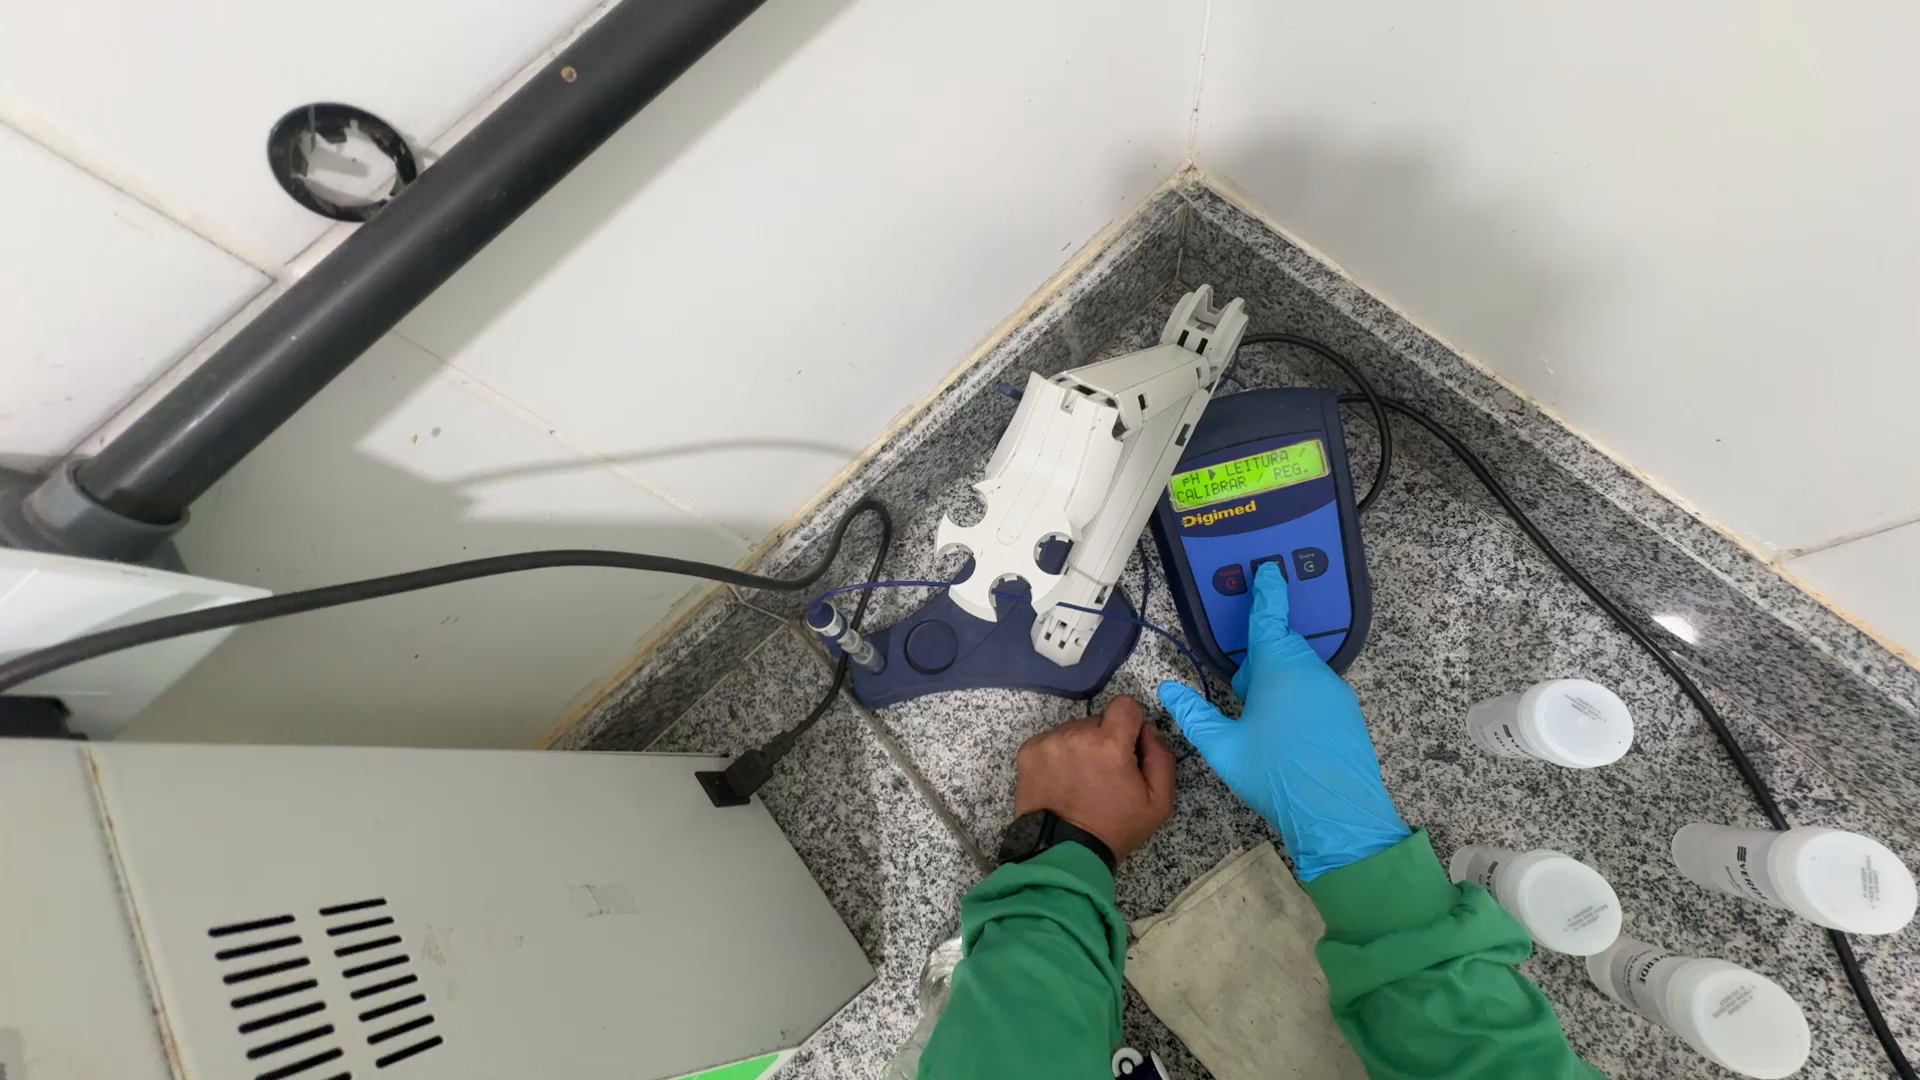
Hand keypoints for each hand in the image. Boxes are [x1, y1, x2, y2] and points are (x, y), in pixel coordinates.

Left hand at [1013, 694, 1176, 862]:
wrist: (1064, 852)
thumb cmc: (1114, 827)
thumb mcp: (1158, 802)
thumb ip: (1161, 757)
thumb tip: (1149, 729)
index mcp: (1109, 743)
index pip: (1125, 704)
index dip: (1131, 723)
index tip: (1128, 746)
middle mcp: (1076, 733)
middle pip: (1099, 720)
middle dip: (1105, 740)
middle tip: (1104, 774)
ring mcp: (1049, 741)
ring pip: (1075, 730)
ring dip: (1081, 747)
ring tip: (1080, 781)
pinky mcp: (1028, 750)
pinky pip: (1052, 741)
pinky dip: (1059, 755)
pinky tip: (1061, 781)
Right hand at [1157, 562, 1408, 879]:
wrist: (1339, 818)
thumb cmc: (1275, 776)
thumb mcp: (1222, 746)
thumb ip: (1193, 713)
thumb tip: (1169, 690)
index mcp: (1279, 669)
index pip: (1269, 618)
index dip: (1266, 591)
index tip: (1267, 569)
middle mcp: (1311, 672)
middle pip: (1280, 646)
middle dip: (1258, 659)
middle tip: (1239, 693)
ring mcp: (1335, 693)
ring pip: (1298, 669)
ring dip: (1275, 679)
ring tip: (1259, 719)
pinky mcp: (1347, 714)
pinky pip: (1315, 688)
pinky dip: (1295, 695)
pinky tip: (1285, 732)